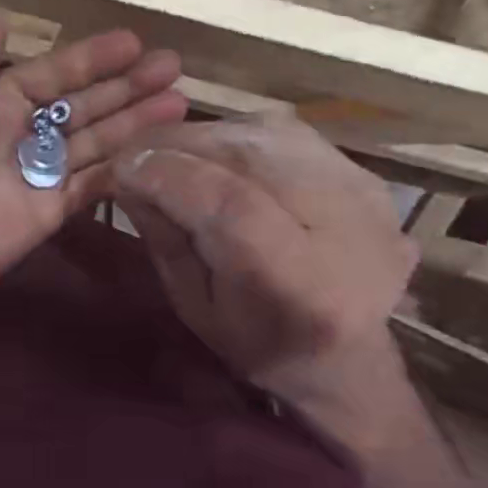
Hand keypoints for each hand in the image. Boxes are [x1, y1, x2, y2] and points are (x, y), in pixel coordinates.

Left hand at [0, 16, 187, 296]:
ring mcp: (45, 171)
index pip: (56, 74)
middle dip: (128, 85)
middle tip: (173, 67)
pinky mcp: (55, 208)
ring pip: (99, 140)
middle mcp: (29, 133)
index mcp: (0, 104)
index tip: (134, 42)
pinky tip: (156, 154)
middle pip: (87, 103)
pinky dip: (124, 169)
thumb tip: (0, 18)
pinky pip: (95, 183)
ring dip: (136, 122)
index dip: (93, 58)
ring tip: (178, 102)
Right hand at [112, 111, 418, 416]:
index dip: (171, 178)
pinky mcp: (366, 176)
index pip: (234, 208)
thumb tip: (128, 172)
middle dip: (179, 146)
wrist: (347, 352)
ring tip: (168, 151)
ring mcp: (366, 195)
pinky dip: (238, 135)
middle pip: (251, 157)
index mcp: (303, 287)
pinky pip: (289, 134)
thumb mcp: (196, 307)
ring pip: (268, 134)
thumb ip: (165, 239)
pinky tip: (212, 152)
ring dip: (206, 135)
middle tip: (134, 152)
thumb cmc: (261, 345)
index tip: (121, 168)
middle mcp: (348, 231)